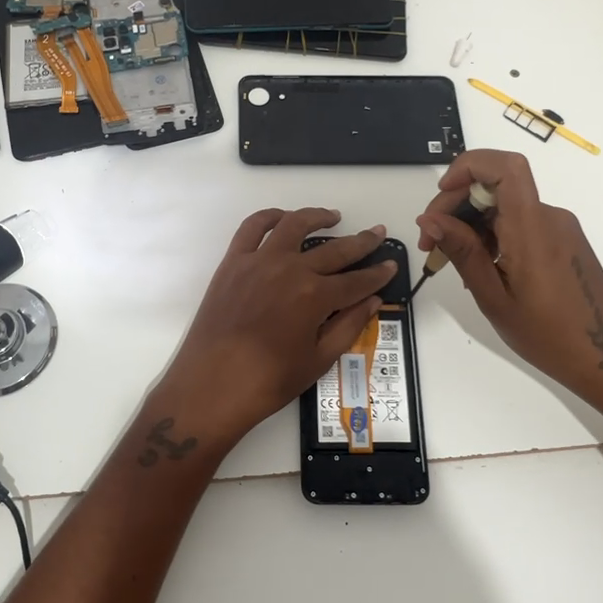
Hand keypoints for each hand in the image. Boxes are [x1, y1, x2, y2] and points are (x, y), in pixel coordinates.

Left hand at [161, 209, 396, 438]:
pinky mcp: (233, 262)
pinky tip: (283, 218)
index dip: (377, 274)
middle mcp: (290, 269)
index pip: (356, 281)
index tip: (390, 265)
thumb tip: (372, 301)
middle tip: (377, 232)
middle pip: (334, 249)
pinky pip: (252, 227)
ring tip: (333, 216)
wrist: (211, 386)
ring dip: (318, 216)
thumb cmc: (268, 381)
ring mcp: (259, 261)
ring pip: (294, 224)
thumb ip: (348, 325)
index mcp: (315, 296)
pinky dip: (270, 216)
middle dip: (361, 241)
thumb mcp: (318, 360)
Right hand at [415, 150, 602, 392]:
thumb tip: (430, 218)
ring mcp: (559, 226)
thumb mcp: (494, 297)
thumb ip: (463, 252)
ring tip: (452, 262)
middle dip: (457, 205)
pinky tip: (482, 266)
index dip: (469, 167)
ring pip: (506, 205)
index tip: (443, 195)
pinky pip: (521, 221)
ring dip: (473, 222)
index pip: (505, 168)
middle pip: (496, 185)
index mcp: (532, 228)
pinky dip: (494, 233)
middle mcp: (549, 217)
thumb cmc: (548, 334)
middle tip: (431, 243)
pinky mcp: (563, 239)